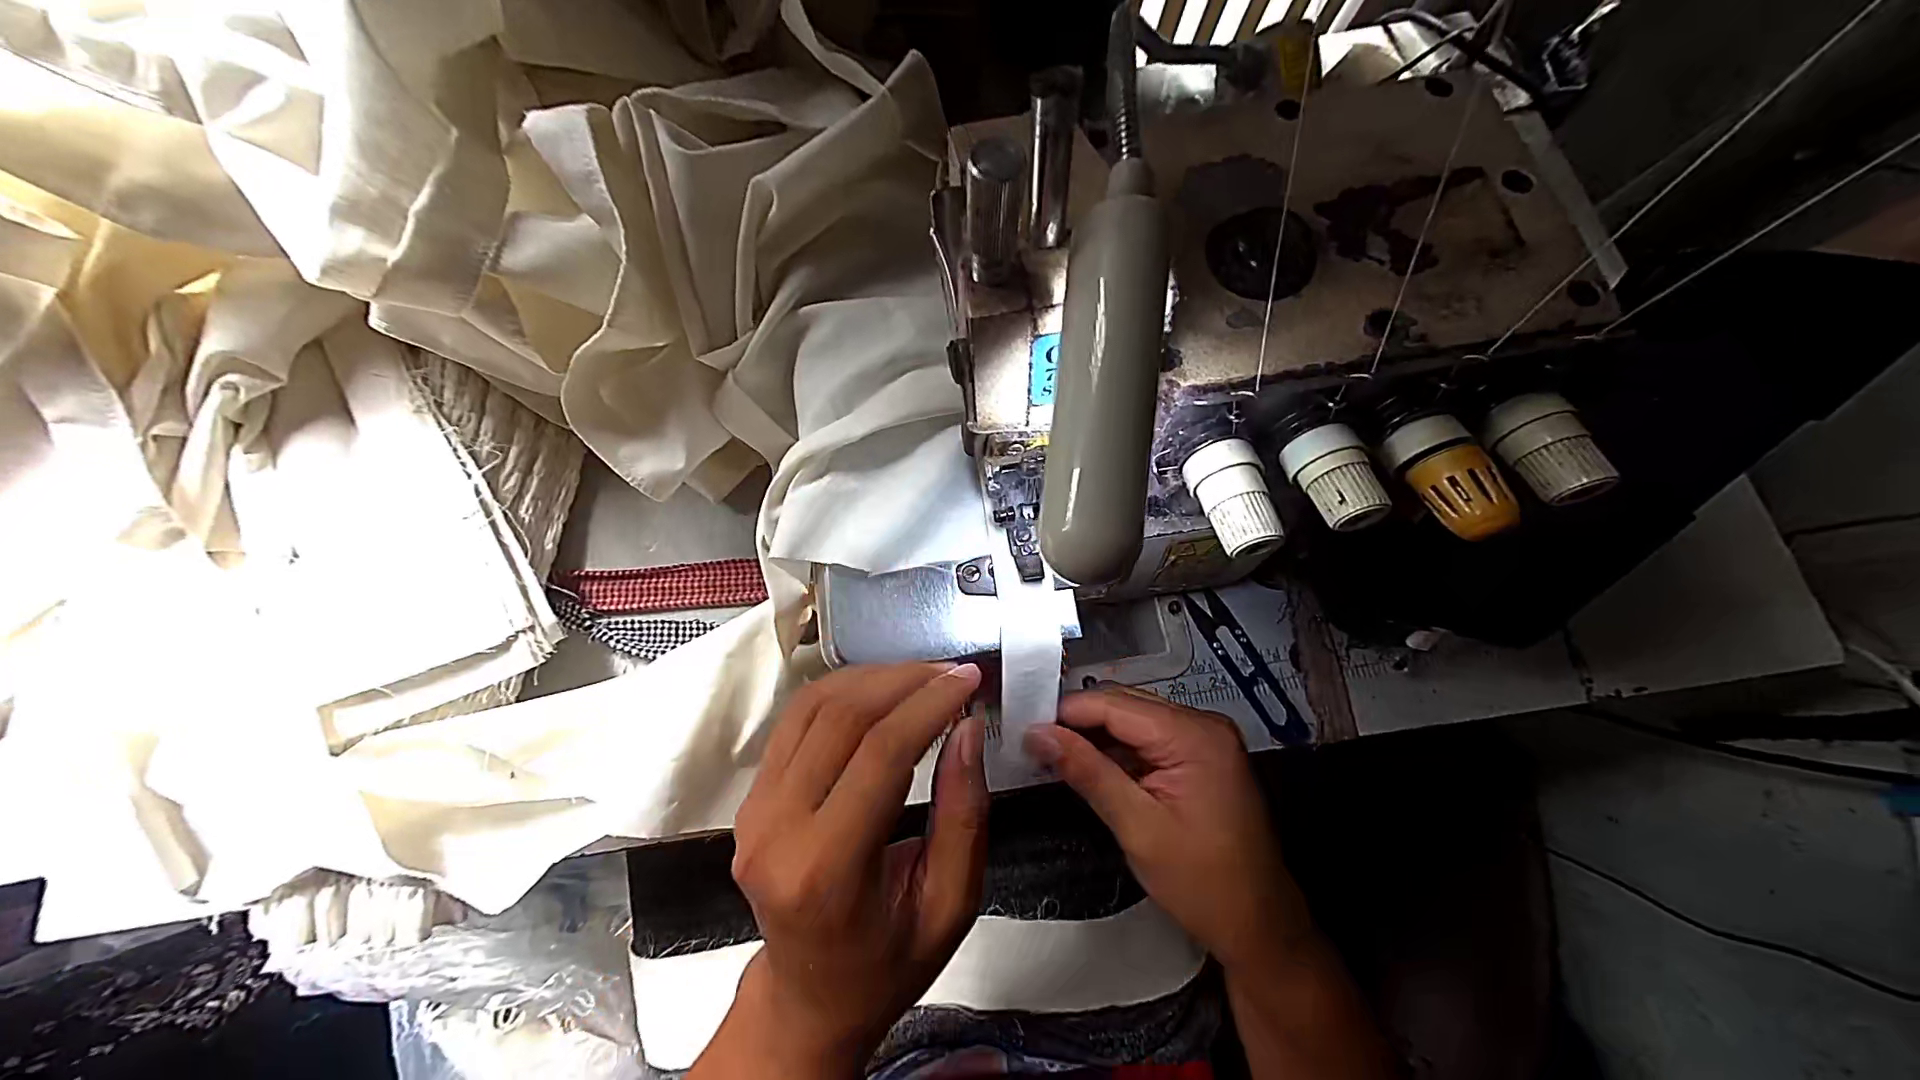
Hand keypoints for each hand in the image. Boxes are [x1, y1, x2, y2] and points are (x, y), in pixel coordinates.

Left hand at [694, 662, 987, 1078]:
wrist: (808, 994)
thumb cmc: (884, 964)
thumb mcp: (948, 905)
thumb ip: (964, 815)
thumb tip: (967, 729)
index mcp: (825, 870)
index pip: (880, 754)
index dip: (930, 705)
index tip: (967, 681)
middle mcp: (776, 831)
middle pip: (842, 717)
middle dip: (906, 681)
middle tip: (952, 674)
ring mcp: (755, 810)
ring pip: (813, 706)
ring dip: (874, 678)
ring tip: (923, 677)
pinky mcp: (753, 796)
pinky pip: (796, 720)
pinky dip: (843, 691)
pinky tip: (881, 690)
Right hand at [1025, 686, 1308, 968]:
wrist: (1260, 926)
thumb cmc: (1205, 884)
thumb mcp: (1137, 826)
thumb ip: (1087, 772)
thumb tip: (1039, 735)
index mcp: (1194, 735)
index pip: (1114, 704)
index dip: (1066, 713)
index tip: (1026, 729)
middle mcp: (1203, 725)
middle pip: (1124, 705)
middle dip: (1078, 723)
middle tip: (1036, 745)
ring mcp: (1206, 739)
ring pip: (1133, 719)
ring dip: (1095, 736)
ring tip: (1055, 757)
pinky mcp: (1202, 756)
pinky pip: (1149, 738)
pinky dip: (1118, 750)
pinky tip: (1091, 767)